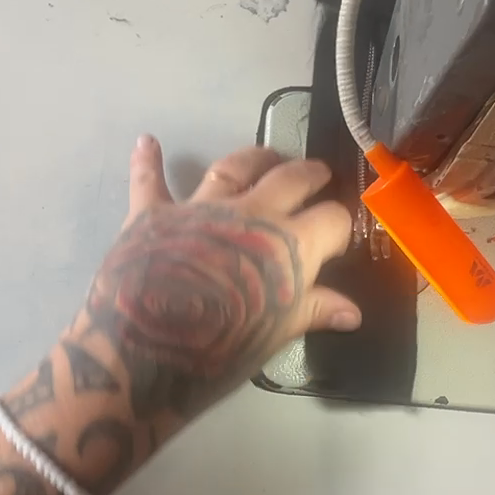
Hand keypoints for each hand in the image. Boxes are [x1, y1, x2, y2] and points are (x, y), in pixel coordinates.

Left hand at [77, 136, 357, 424]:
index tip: (340, 235)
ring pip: (235, 166)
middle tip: (319, 174)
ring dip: (255, 158)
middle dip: (310, 174)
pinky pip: (150, 181)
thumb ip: (312, 312)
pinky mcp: (153, 214)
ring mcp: (200, 208)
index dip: (341, 225)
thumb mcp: (274, 335)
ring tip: (267, 156)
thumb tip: (353, 312)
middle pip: (290, 178)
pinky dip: (149, 162)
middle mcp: (250, 212)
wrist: (141, 352)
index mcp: (289, 245)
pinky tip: (148, 143)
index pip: (331, 220)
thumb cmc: (218, 351)